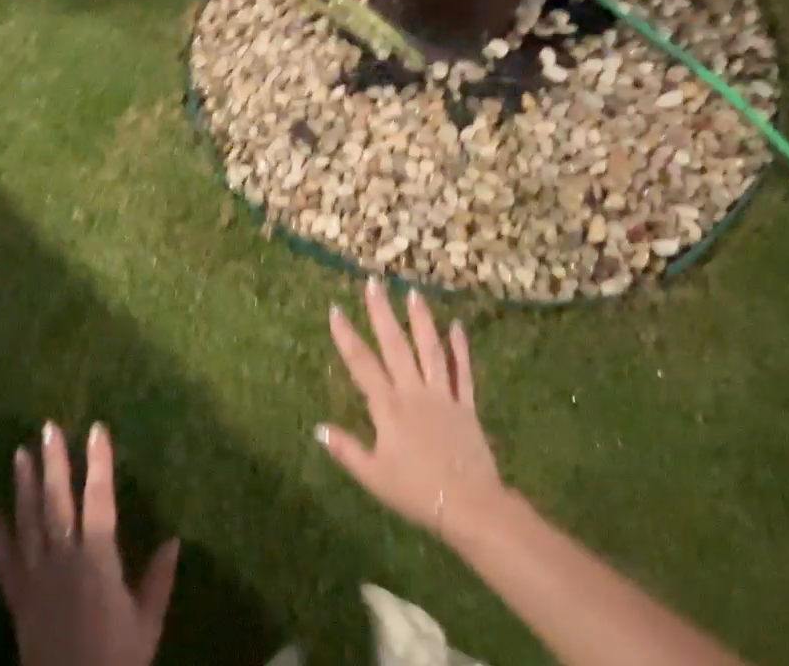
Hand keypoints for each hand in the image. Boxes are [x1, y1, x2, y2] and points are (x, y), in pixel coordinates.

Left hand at [0, 422, 179, 665]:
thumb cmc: (117, 659)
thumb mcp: (147, 623)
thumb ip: (158, 580)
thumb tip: (174, 541)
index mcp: (98, 559)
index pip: (99, 500)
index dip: (99, 463)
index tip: (97, 430)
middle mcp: (64, 558)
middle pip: (57, 502)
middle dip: (54, 463)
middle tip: (49, 428)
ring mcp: (36, 576)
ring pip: (28, 521)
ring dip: (23, 486)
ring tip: (20, 453)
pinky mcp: (18, 597)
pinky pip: (4, 560)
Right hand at [317, 279, 506, 543]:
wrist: (470, 506)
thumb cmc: (416, 492)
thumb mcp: (373, 476)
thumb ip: (346, 449)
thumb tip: (318, 428)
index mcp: (388, 408)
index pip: (362, 364)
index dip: (346, 336)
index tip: (335, 309)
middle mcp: (414, 392)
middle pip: (395, 345)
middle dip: (382, 312)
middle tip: (374, 283)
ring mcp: (443, 396)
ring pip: (430, 350)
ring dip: (421, 319)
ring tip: (413, 292)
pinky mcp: (466, 406)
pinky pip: (462, 372)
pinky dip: (460, 348)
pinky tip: (457, 326)